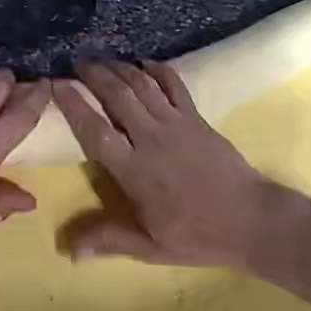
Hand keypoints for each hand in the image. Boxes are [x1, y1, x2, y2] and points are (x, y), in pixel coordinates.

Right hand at [54, 61, 283, 267]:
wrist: (253, 220)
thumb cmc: (199, 236)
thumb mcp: (152, 248)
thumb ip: (110, 240)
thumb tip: (70, 250)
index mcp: (135, 171)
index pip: (95, 131)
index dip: (74, 105)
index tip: (57, 85)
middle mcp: (152, 140)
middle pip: (117, 97)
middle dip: (95, 76)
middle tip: (77, 64)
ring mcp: (177, 125)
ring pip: (143, 87)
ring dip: (121, 69)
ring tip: (103, 60)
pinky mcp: (197, 119)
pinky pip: (175, 86)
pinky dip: (159, 70)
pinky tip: (146, 62)